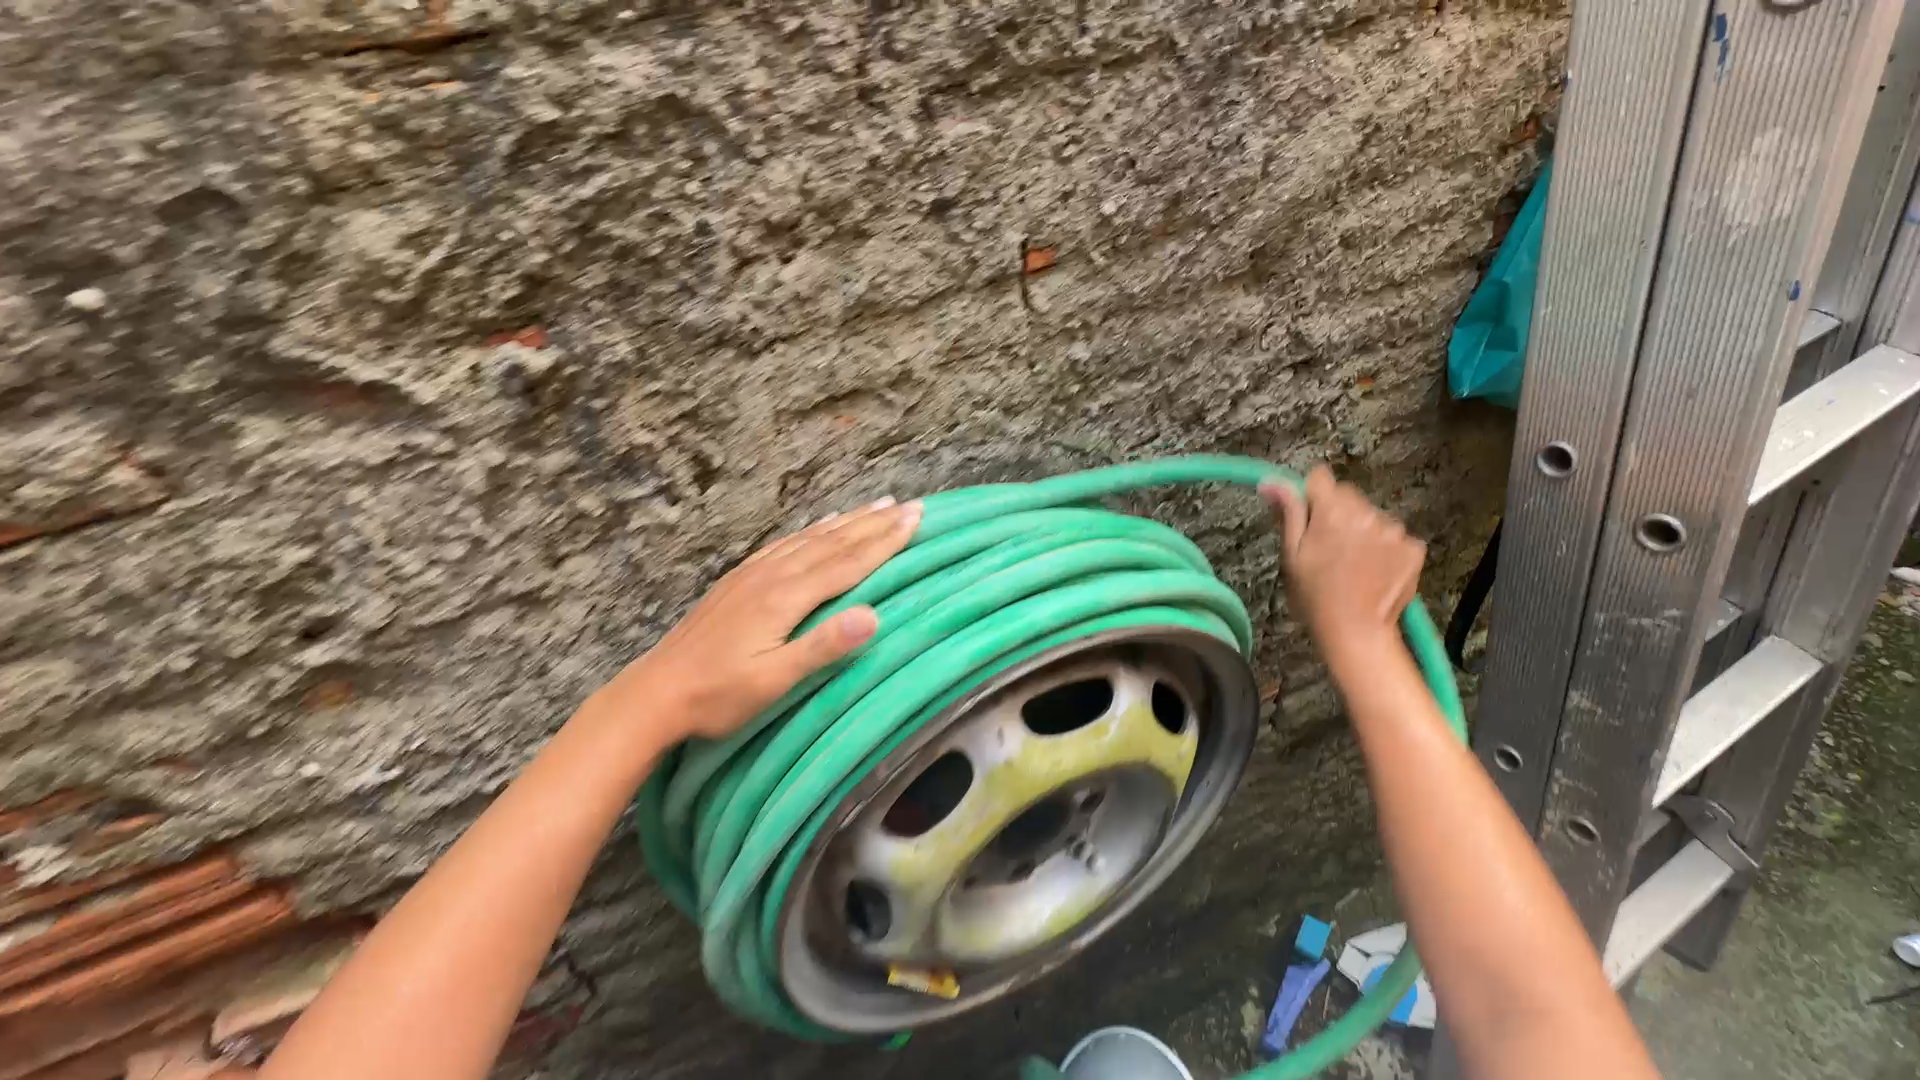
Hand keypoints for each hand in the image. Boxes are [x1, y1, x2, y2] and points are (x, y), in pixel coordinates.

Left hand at [599, 497, 922, 740]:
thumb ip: (822, 647)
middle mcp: (771, 575)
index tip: (915, 519)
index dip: (884, 541)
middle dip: (874, 523)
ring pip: (810, 538)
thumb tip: (872, 616)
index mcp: (784, 597)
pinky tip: (819, 525)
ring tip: (876, 505)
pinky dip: (811, 530)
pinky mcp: (738, 580)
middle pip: (832, 542)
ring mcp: (752, 574)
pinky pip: (785, 543)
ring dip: (847, 521)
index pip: (846, 563)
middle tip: (910, 505)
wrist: (654, 693)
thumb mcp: (773, 681)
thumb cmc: (717, 696)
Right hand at [1259, 465, 1424, 660]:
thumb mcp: (1291, 554)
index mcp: (1331, 511)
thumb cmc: (1315, 597)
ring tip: (1352, 563)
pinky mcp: (1414, 547)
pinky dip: (1384, 547)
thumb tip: (1271, 481)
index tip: (1308, 518)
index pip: (1320, 477)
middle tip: (1328, 547)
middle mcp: (1366, 513)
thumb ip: (1288, 512)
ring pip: (1371, 515)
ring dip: (1361, 530)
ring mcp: (1394, 530)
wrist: (1357, 631)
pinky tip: (1373, 570)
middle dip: (1337, 513)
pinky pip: (1394, 535)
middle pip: (1347, 495)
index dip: (1310, 496)